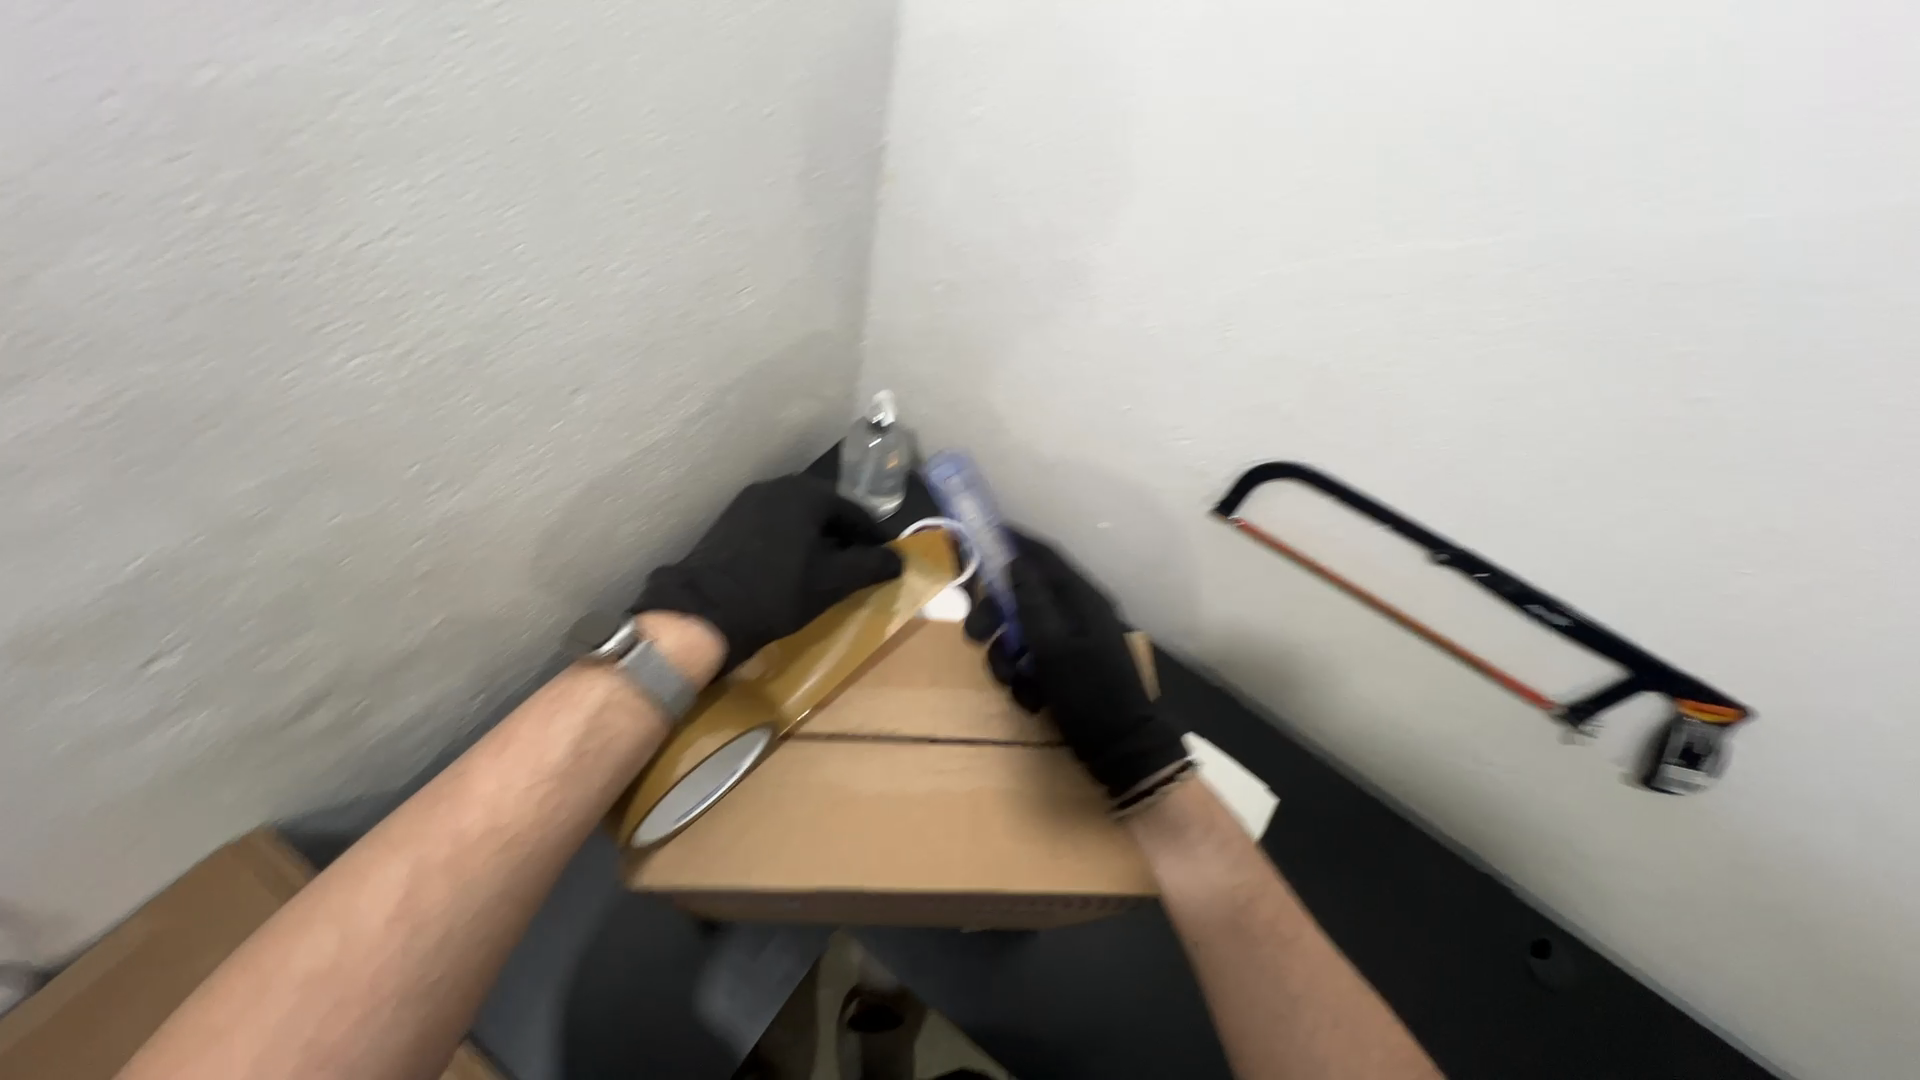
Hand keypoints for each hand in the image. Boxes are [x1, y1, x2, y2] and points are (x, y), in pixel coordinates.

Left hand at [637, 475, 903, 673]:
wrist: (703, 611)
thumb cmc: (776, 592)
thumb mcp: (832, 583)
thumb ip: (870, 566)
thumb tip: (899, 560)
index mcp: (806, 494)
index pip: (854, 511)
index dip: (874, 536)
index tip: (885, 557)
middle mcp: (777, 487)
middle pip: (824, 510)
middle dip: (844, 535)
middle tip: (859, 562)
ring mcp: (748, 502)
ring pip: (796, 517)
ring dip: (817, 538)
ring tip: (828, 568)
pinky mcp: (728, 521)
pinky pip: (773, 525)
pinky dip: (791, 542)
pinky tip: (793, 567)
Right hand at [965, 532, 1187, 802]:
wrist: (1124, 751)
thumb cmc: (1089, 694)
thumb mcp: (1053, 646)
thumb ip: (1032, 600)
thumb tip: (1015, 558)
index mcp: (1081, 599)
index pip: (1043, 556)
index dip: (1012, 543)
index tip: (981, 537)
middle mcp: (1078, 614)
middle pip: (1024, 597)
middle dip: (996, 616)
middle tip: (974, 637)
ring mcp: (1074, 643)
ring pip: (1023, 633)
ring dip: (1008, 658)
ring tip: (1014, 686)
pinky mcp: (1068, 670)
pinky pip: (1033, 661)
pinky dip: (1025, 679)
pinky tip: (1031, 701)